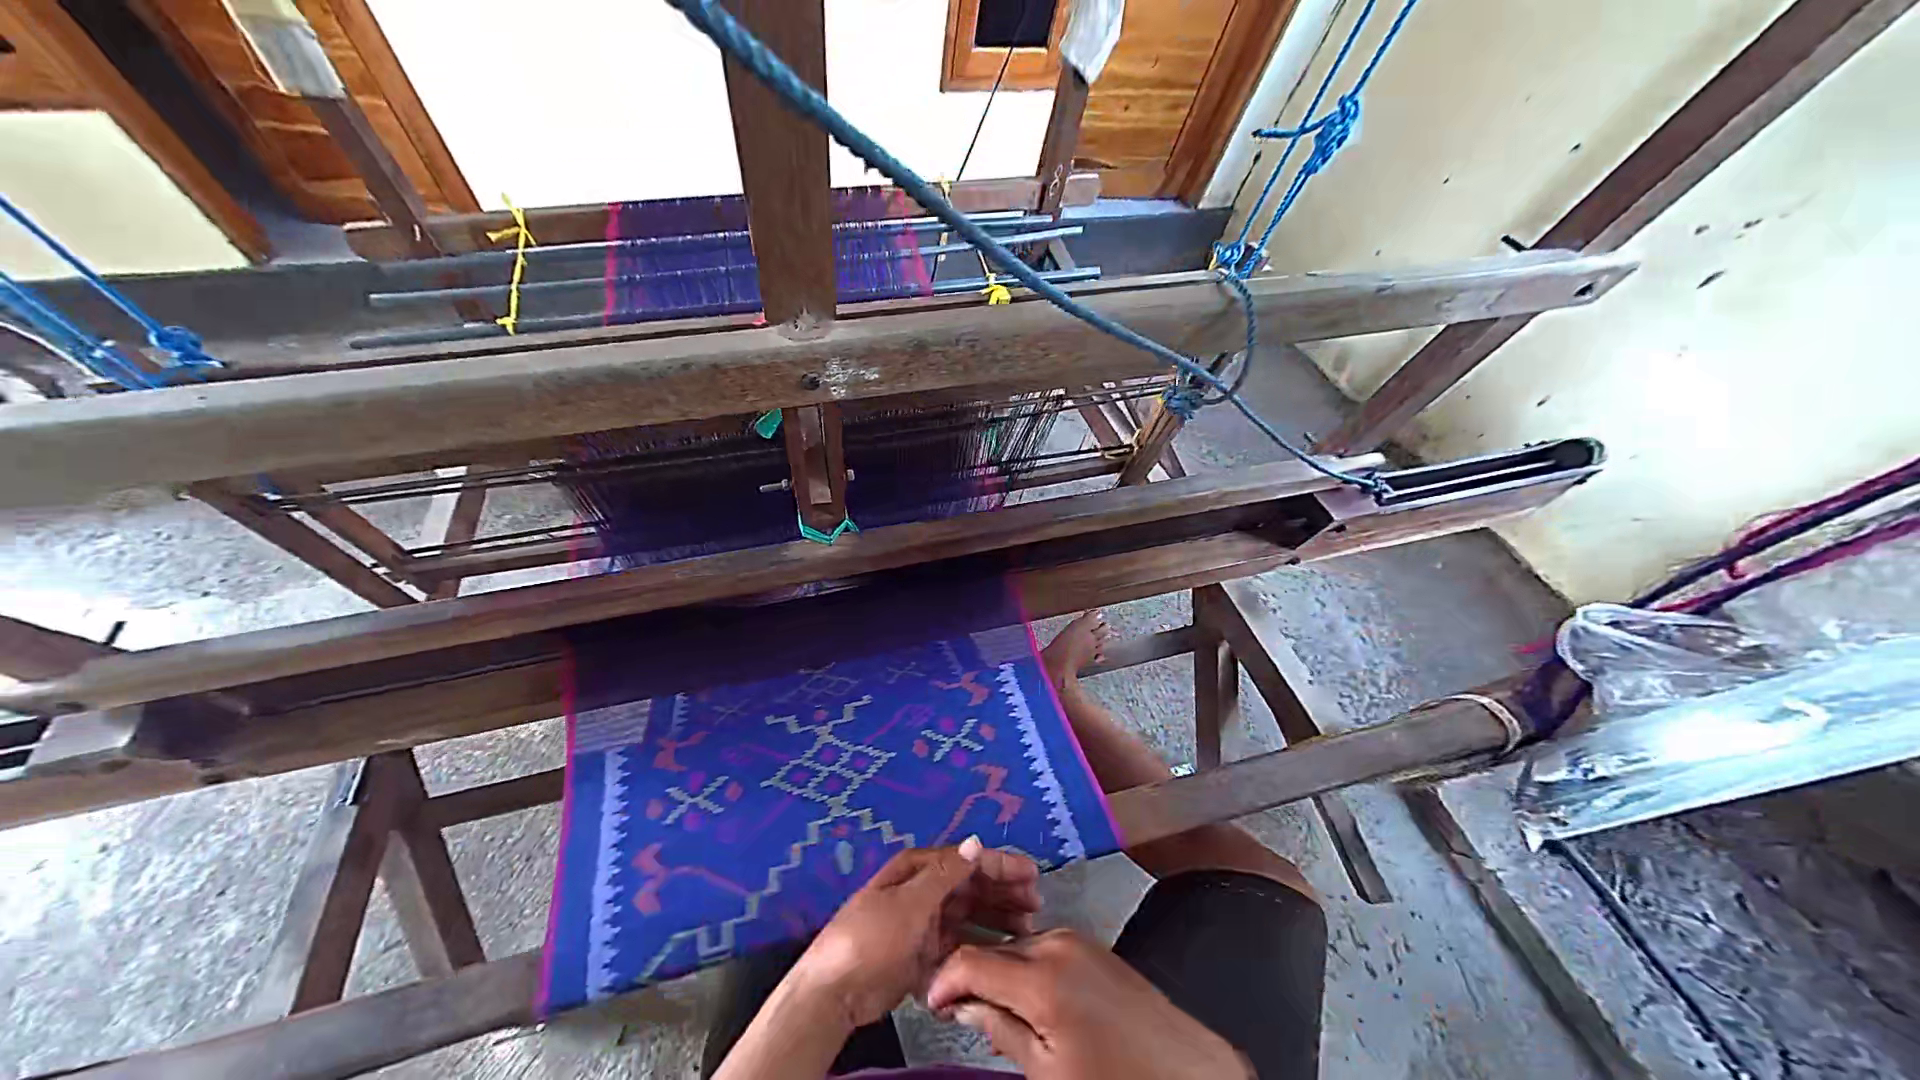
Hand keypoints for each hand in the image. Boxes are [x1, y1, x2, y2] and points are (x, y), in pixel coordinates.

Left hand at [791, 837, 1040, 1028]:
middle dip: (1004, 892)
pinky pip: (961, 942)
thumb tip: (976, 841)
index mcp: (918, 870)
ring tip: (1026, 930)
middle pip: (972, 886)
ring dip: (997, 918)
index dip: (1001, 865)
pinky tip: (1003, 952)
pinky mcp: (924, 954)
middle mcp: (924, 891)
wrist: (835, 991)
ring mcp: (925, 923)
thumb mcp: (909, 903)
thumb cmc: (870, 939)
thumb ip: (946, 874)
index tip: (1032, 874)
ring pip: (970, 914)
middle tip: (1036, 905)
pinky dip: (981, 944)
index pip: (967, 860)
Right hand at [927, 929, 1252, 1079]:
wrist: (1186, 1069)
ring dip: (1000, 973)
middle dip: (972, 977)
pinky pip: (1043, 947)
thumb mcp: (1049, 1072)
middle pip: (993, 949)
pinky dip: (1026, 968)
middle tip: (960, 1013)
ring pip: (1017, 947)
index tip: (932, 1003)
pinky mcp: (1091, 942)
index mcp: (1041, 978)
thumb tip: (964, 1008)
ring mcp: (1076, 939)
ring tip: (996, 1012)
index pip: (971, 961)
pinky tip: (1031, 1000)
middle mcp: (1055, 944)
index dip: (945, 981)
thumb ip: (1001, 1030)